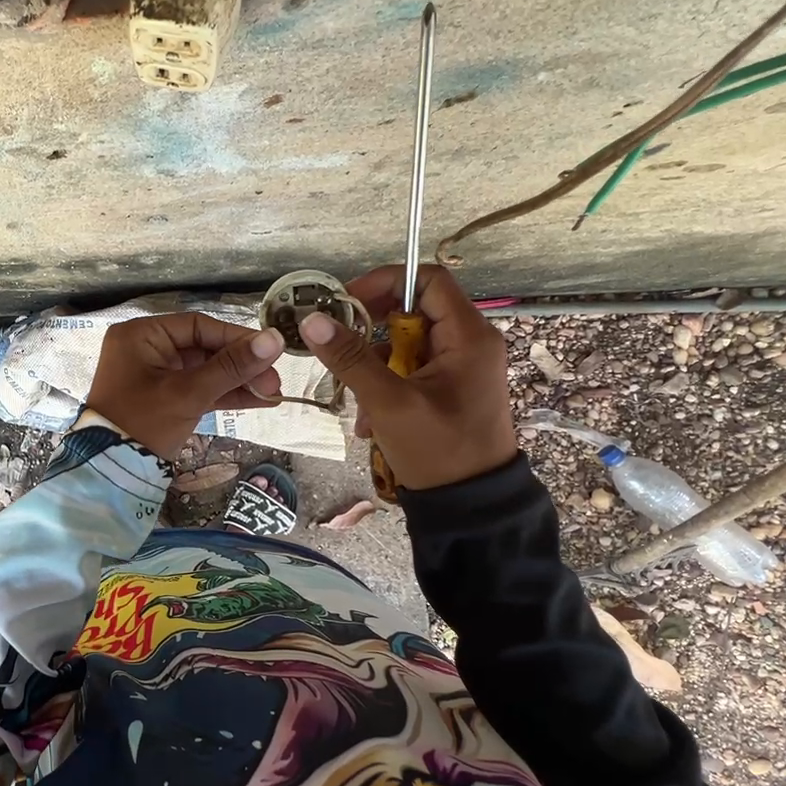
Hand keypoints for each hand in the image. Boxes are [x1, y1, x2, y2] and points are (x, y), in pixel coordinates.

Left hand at [85, 313, 285, 458]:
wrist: (111, 470)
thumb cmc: (143, 423)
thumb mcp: (188, 393)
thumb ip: (231, 367)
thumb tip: (275, 339)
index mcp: (141, 335)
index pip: (198, 326)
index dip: (236, 339)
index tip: (271, 351)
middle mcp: (145, 347)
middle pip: (203, 347)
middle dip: (240, 365)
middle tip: (275, 382)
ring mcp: (153, 373)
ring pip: (203, 370)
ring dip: (237, 381)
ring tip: (273, 394)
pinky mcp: (162, 397)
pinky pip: (196, 388)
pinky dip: (223, 395)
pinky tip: (258, 401)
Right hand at [298, 264, 515, 490]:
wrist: (472, 506)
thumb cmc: (439, 450)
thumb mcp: (389, 403)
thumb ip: (351, 358)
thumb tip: (313, 320)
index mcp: (469, 337)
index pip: (427, 280)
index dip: (384, 281)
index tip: (346, 302)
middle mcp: (469, 343)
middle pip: (411, 311)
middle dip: (370, 331)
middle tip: (338, 348)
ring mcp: (459, 367)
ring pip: (404, 343)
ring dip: (372, 366)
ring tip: (356, 399)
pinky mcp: (447, 389)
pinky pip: (408, 369)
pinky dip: (383, 385)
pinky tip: (370, 418)